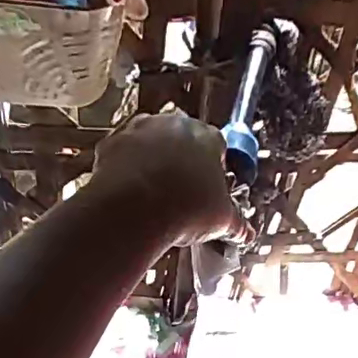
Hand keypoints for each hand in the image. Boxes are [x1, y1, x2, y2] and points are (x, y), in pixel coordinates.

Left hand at [84, 111, 245, 245]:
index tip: (208, 190)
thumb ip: (235, 223)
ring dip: (151, 164)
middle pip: (181, 142)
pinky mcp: (113, 143)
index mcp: (207, 137)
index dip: (213, 172)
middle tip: (179, 196)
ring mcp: (141, 130)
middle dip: (180, 164)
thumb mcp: (221, 220)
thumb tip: (244, 232)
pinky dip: (123, 171)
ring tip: (152, 198)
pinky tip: (128, 195)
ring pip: (149, 144)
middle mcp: (174, 125)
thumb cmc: (182, 208)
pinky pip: (120, 155)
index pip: (217, 148)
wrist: (135, 211)